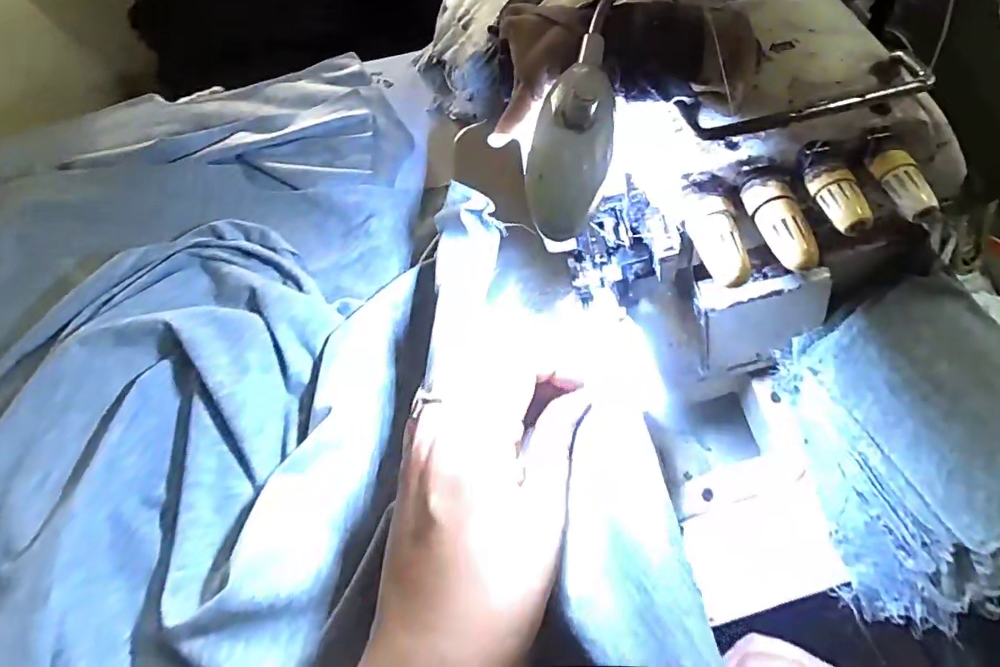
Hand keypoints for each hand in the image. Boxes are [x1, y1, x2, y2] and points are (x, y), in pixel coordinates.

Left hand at [361, 347, 590, 666]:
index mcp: (468, 447)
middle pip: (487, 363)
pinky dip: (482, 393)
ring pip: (465, 377)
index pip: (514, 366)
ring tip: (545, 403)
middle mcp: (432, 435)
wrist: (427, 662)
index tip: (590, 388)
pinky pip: (447, 400)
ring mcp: (414, 448)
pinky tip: (506, 418)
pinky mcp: (409, 463)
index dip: (559, 364)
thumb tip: (582, 393)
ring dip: (509, 377)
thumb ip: (558, 439)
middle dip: (537, 366)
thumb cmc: (499, 597)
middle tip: (573, 392)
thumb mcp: (545, 517)